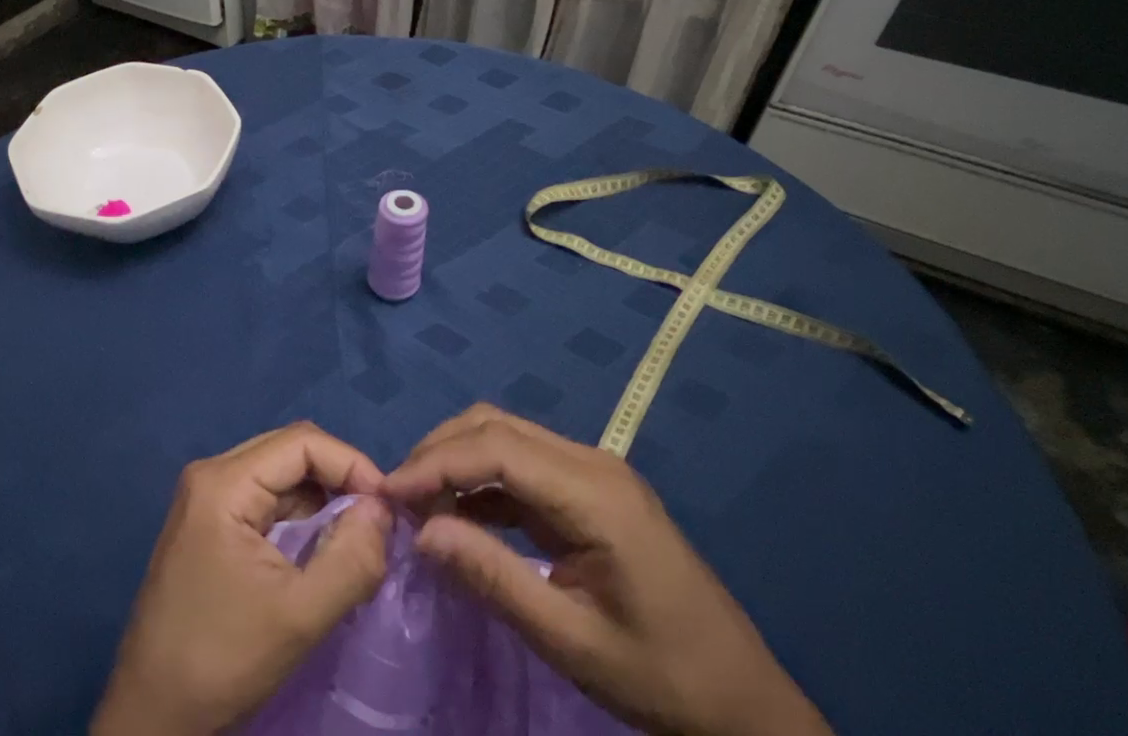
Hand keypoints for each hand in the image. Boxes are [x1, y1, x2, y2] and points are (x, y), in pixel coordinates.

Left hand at [92, 422, 391, 735]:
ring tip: (358, 537)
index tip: (389, 509)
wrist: (154, 708)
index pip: (303, 442)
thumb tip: (383, 509)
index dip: (353, 465)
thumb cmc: (222, 657)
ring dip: (324, 497)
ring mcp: (206, 500)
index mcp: (223, 484)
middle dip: (341, 478)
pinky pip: (265, 500)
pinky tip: (323, 547)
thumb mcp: (300, 614)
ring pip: (280, 475)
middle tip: (379, 522)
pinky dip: (301, 515)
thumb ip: (351, 558)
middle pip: (291, 451)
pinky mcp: (209, 525)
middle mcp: (211, 476)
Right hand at [383, 405, 831, 735]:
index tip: (388, 494)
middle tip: (396, 497)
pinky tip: (455, 518)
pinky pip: (522, 470)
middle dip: (438, 452)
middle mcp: (594, 466)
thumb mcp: (568, 637)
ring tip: (415, 507)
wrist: (739, 700)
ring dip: (455, 463)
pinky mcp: (589, 497)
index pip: (497, 447)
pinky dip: (479, 484)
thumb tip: (421, 531)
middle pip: (497, 427)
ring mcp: (594, 477)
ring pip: (506, 440)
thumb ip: (492, 577)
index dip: (435, 463)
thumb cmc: (658, 672)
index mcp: (596, 494)